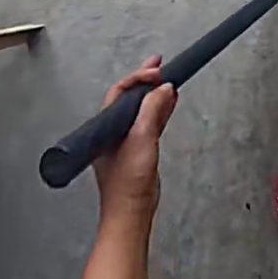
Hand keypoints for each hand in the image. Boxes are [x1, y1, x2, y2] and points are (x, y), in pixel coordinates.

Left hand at [92, 56, 177, 223]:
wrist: (132, 213)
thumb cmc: (128, 183)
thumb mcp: (142, 138)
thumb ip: (152, 110)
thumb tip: (164, 88)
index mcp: (107, 124)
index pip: (121, 90)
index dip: (139, 77)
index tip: (157, 72)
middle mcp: (115, 129)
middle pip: (130, 97)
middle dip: (145, 79)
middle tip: (159, 64)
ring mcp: (127, 139)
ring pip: (142, 108)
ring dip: (155, 94)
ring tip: (168, 79)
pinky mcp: (140, 148)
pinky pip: (151, 121)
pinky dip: (161, 110)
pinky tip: (170, 102)